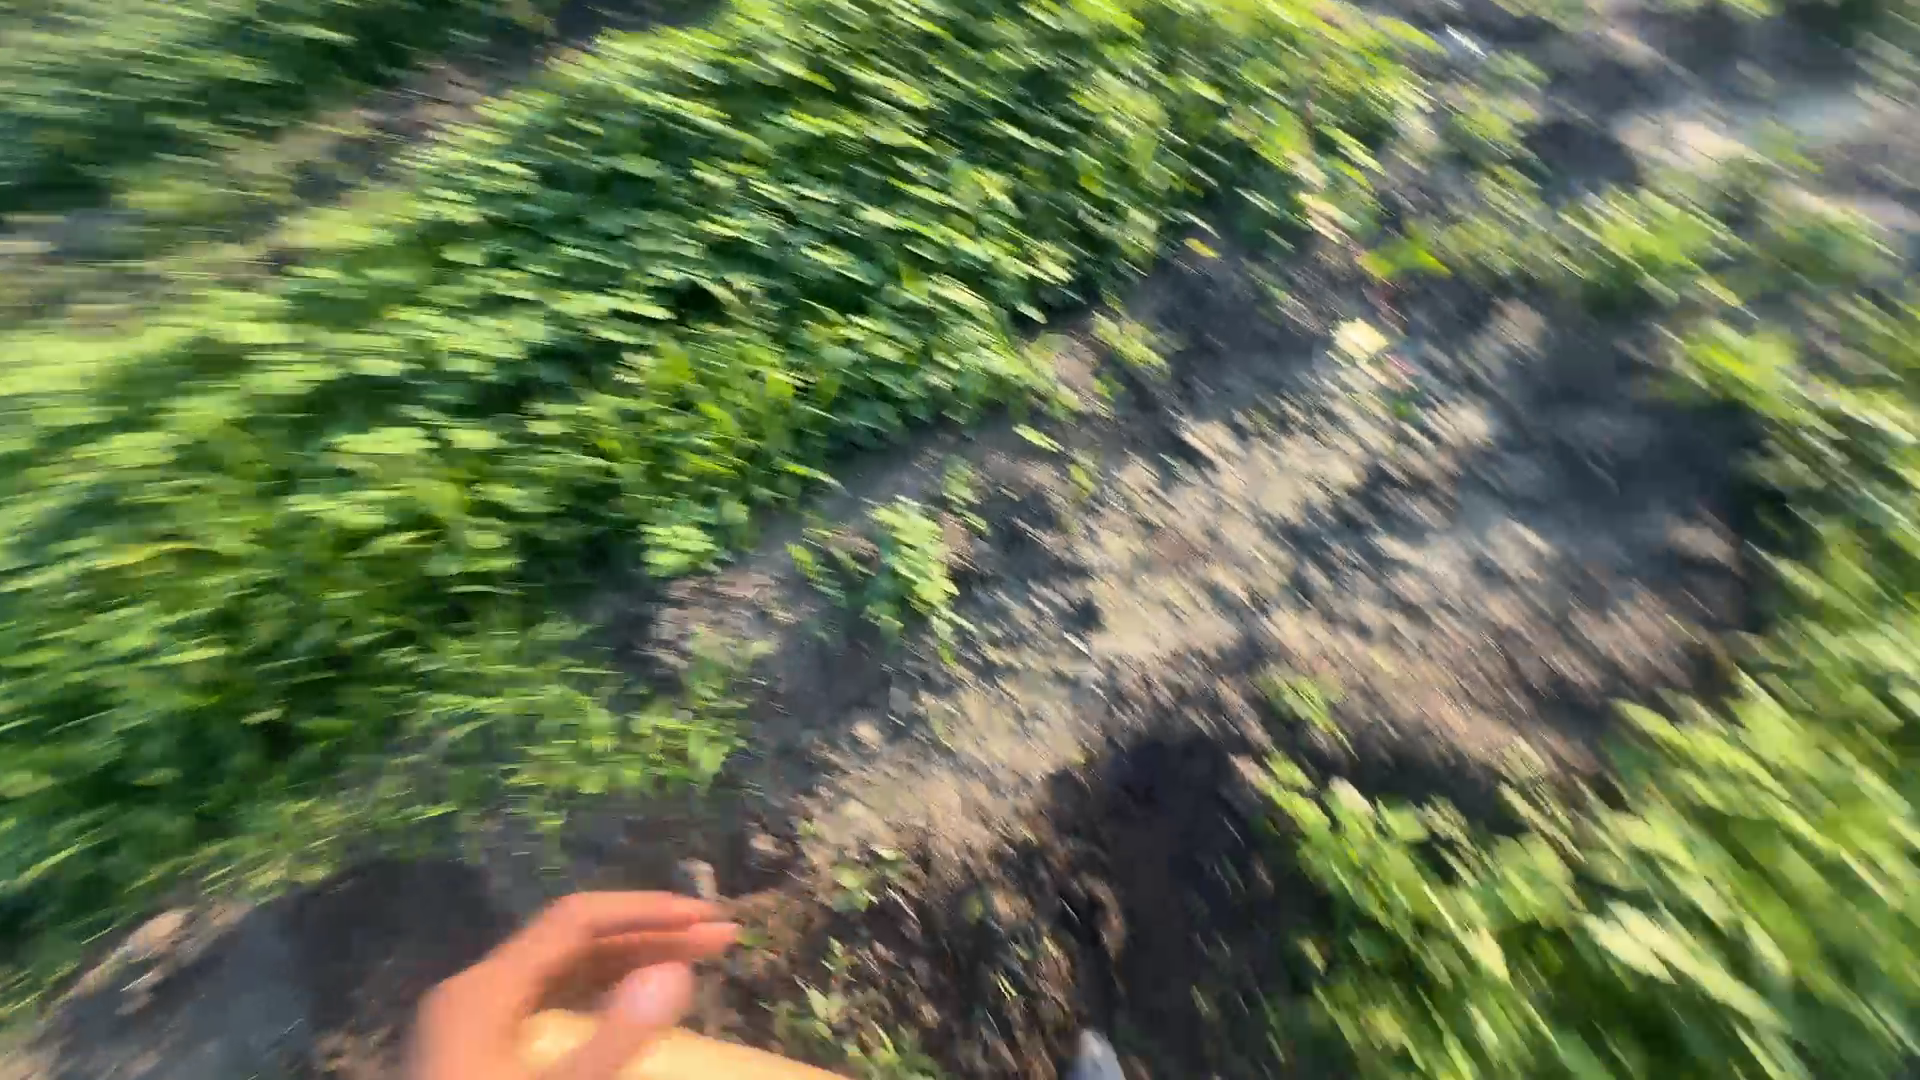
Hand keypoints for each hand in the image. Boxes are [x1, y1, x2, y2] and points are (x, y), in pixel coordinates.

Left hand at [410, 892, 738, 1079]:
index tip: (705, 917)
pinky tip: (642, 992)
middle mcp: (479, 990)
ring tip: (699, 957)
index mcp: (483, 990)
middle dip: (653, 932)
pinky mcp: (483, 1049)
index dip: (647, 910)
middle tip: (721, 937)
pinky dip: (607, 986)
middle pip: (579, 938)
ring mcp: (478, 1020)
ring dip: (637, 955)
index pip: (579, 920)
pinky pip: (558, 995)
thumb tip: (679, 971)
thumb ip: (614, 1040)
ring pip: (571, 965)